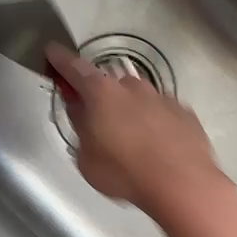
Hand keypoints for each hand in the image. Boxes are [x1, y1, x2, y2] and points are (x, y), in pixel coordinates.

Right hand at [47, 42, 227, 214]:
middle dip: (99, 98)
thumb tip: (80, 113)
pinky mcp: (183, 113)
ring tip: (127, 144)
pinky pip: (160, 114)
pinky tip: (152, 148)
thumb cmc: (126, 172)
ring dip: (128, 113)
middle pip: (109, 85)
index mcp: (101, 94)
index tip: (53, 53)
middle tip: (94, 123)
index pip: (75, 69)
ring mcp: (161, 97)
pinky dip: (153, 124)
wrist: (181, 183)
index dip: (61, 61)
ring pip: (137, 99)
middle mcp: (132, 88)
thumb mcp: (86, 158)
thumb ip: (80, 128)